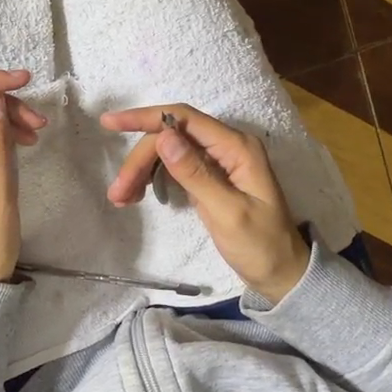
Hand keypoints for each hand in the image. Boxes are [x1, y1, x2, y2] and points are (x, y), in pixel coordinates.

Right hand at [102, 104, 309, 300]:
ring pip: (168, 151)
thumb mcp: (228, 212)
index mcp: (237, 147)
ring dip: (141, 169)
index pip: (184, 118)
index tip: (110, 123)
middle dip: (140, 159)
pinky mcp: (208, 177)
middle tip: (118, 193)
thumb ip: (195, 174)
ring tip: (121, 198)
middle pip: (171, 136)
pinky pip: (173, 166)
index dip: (145, 118)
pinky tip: (138, 194)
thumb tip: (164, 137)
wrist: (281, 274)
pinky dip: (152, 177)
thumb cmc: (260, 245)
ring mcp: (217, 161)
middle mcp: (227, 146)